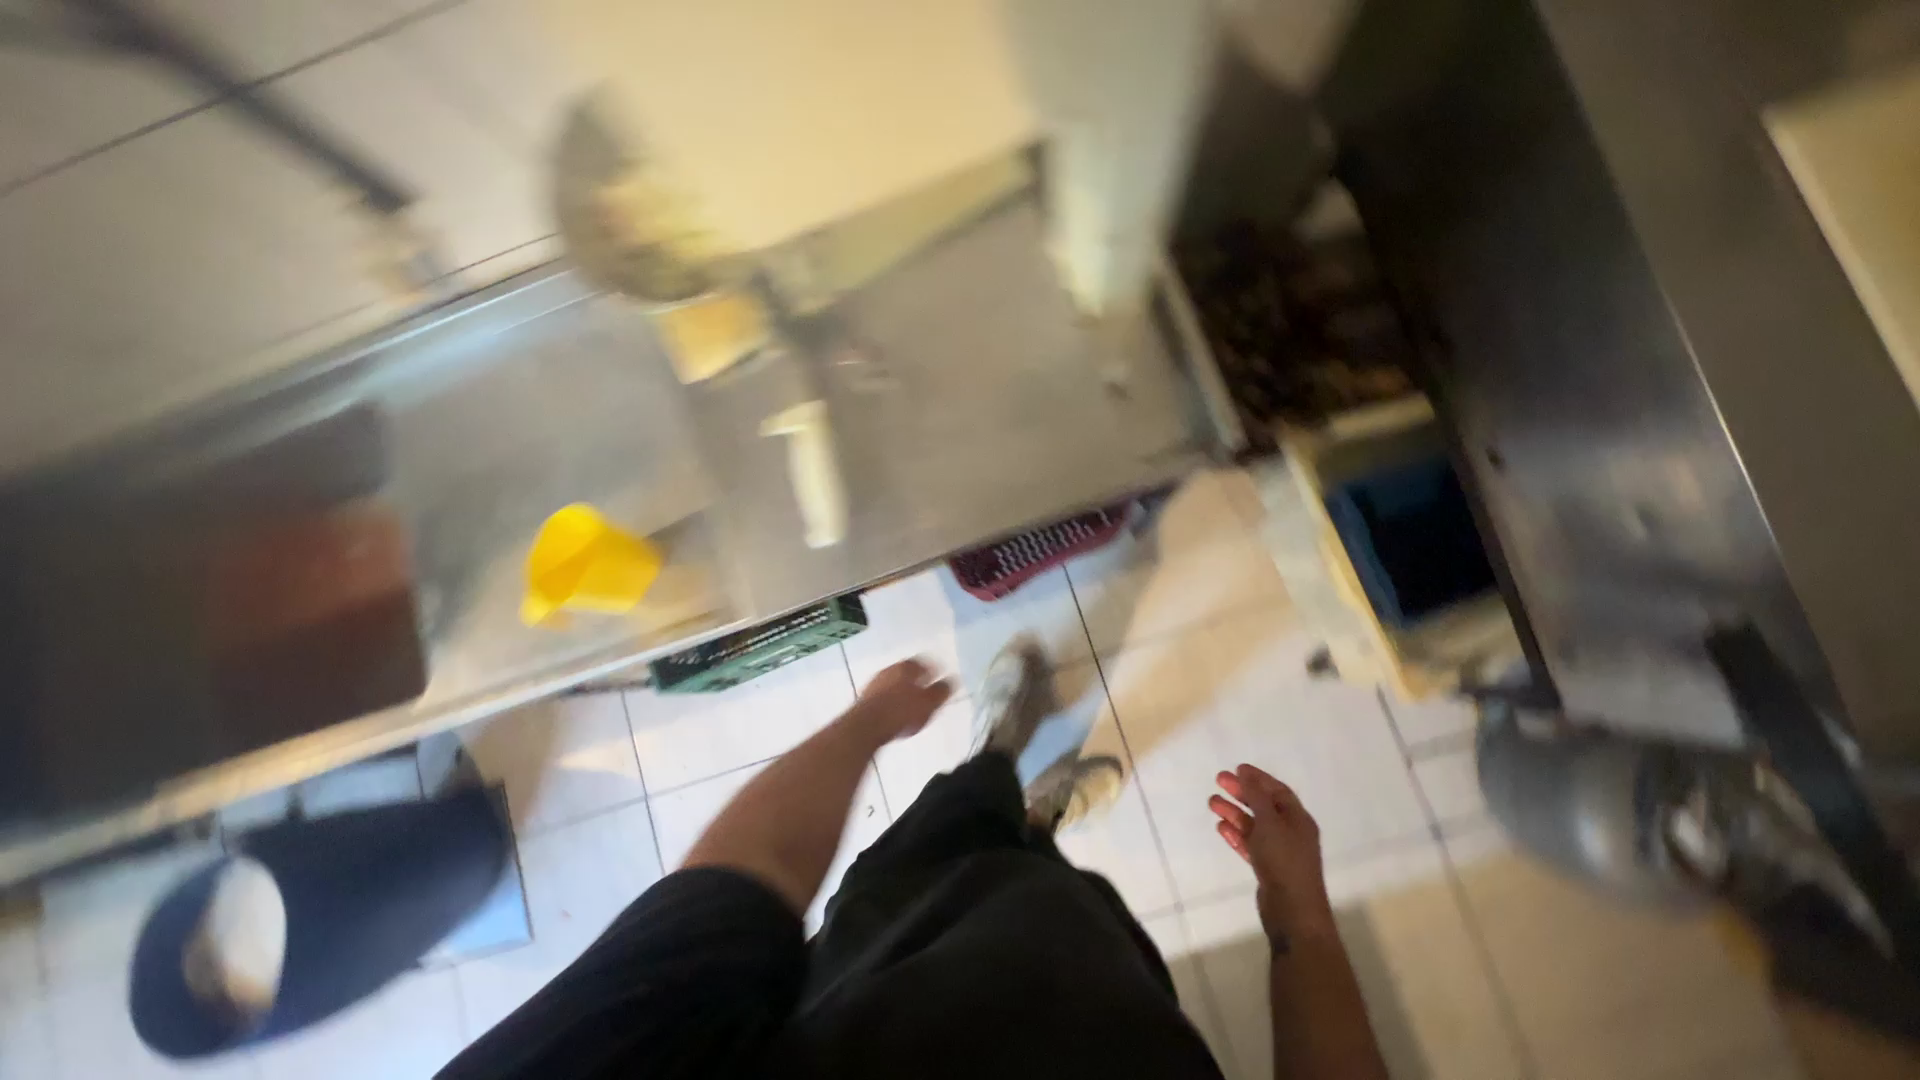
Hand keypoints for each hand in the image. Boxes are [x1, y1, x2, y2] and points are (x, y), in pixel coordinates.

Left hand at [849, 658, 952, 741]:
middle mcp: (889, 670)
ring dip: (902, 693)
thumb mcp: (929, 704)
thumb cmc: (901, 712)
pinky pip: (883, 697)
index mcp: (906, 667)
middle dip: (917, 682)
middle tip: (925, 695)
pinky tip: (895, 716)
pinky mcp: (865, 698)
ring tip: (911, 708)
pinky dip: (891, 702)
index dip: (932, 672)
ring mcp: (874, 683)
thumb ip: (941, 691)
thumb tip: (950, 682)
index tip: (937, 681)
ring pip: (894, 684)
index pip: (923, 663)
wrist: (865, 727)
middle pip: (907, 673)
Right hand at [1209, 764, 1335, 947]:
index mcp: (1298, 819)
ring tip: (1211, 803)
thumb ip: (1257, 796)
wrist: (1292, 911)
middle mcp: (1290, 832)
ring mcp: (1279, 852)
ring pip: (1254, 826)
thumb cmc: (1284, 860)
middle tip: (1218, 781)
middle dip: (1242, 793)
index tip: (1236, 769)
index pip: (1277, 791)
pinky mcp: (1268, 869)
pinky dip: (1236, 835)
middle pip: (1263, 806)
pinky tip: (1221, 828)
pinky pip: (1250, 845)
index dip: (1258, 778)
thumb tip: (1246, 773)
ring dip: (1234, 813)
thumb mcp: (1269, 822)